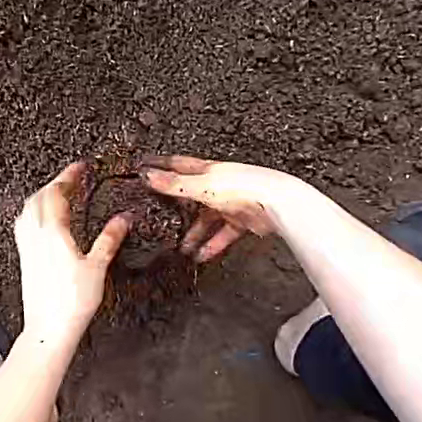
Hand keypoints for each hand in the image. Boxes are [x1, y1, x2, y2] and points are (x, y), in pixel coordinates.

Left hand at [14, 162, 129, 348]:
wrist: (48, 328)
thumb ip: (110, 238)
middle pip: (39, 198)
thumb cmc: (71, 302)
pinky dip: (34, 214)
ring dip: (42, 196)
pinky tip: (42, 222)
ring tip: (56, 194)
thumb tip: (122, 219)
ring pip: (28, 210)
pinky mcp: (25, 260)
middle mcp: (35, 237)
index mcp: (53, 233)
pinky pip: (24, 226)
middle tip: (71, 178)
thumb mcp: (98, 266)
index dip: (68, 176)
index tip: (79, 167)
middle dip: (54, 184)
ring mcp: (27, 248)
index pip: (56, 193)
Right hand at [139, 155, 310, 261]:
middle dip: (175, 208)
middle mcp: (218, 184)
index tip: (145, 167)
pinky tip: (201, 256)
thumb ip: (175, 184)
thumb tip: (148, 176)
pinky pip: (222, 234)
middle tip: (158, 216)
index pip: (179, 165)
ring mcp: (230, 202)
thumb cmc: (243, 187)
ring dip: (194, 234)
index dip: (161, 167)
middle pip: (191, 196)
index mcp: (208, 170)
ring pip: (206, 219)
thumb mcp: (203, 186)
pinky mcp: (241, 220)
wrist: (276, 204)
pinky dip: (212, 245)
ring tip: (181, 248)